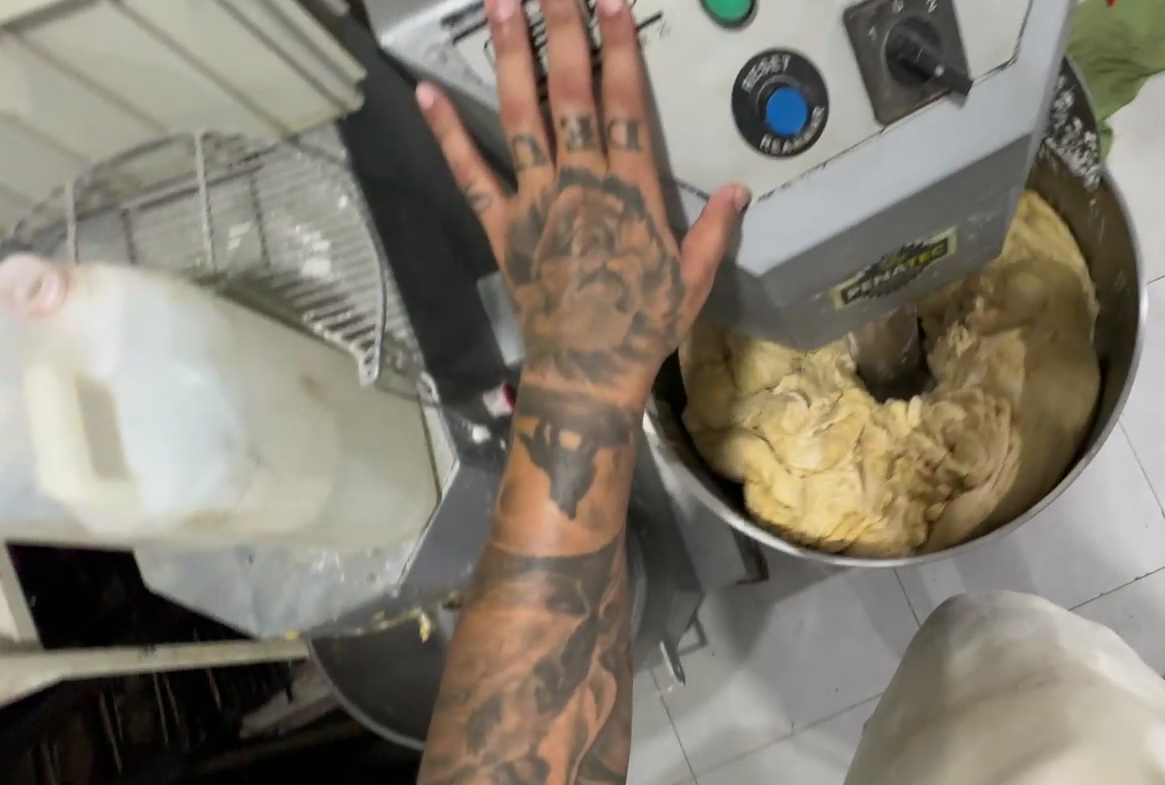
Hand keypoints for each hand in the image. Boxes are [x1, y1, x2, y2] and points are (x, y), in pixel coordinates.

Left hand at [413, 0, 748, 410]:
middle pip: (569, 95)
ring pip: (520, 117)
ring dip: (509, 57)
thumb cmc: (646, 324)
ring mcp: (536, 201)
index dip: (619, 50)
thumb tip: (738, 189)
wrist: (590, 367)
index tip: (611, 1)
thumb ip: (713, 231)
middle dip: (562, 31)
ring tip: (498, 1)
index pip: (624, 107)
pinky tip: (426, 92)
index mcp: (631, 195)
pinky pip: (471, 176)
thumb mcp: (694, 282)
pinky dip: (447, 135)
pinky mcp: (502, 226)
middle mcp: (580, 184)